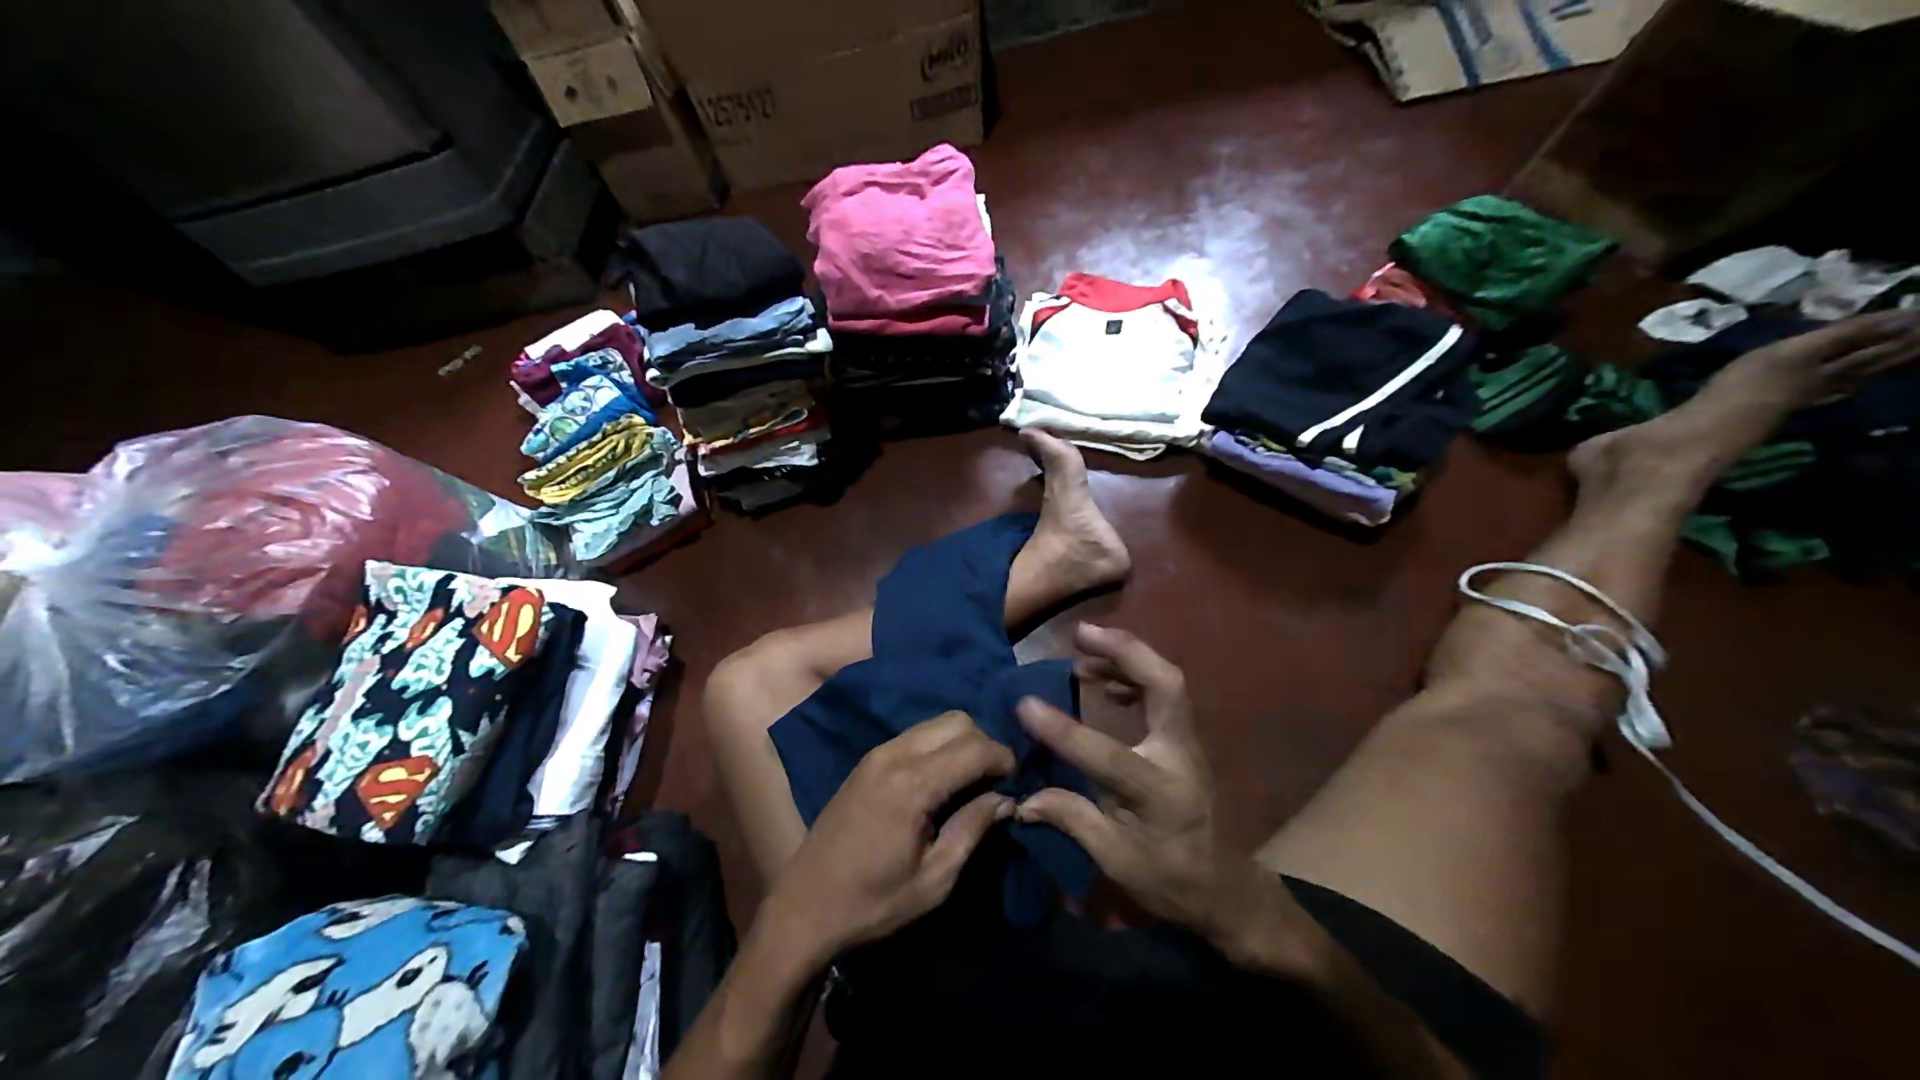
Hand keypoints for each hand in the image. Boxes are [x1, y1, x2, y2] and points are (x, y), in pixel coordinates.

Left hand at [764, 710, 1014, 964]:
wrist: (805, 906)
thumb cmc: (874, 901)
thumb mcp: (935, 878)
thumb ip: (973, 828)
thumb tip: (1006, 798)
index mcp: (912, 784)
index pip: (975, 747)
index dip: (1004, 759)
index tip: (1017, 784)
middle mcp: (894, 754)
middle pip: (956, 720)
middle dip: (984, 743)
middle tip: (995, 781)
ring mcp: (877, 753)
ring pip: (936, 723)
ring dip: (961, 742)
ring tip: (972, 781)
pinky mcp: (868, 760)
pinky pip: (915, 735)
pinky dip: (939, 745)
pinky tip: (943, 779)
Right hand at [1015, 624, 1262, 950]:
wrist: (1222, 887)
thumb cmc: (1167, 878)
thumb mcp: (1114, 860)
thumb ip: (1070, 819)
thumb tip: (1022, 800)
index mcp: (1158, 792)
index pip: (1105, 753)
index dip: (1062, 730)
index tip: (1024, 705)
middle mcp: (1179, 756)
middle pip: (1167, 686)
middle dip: (1125, 651)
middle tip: (1080, 632)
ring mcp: (1186, 743)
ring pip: (1167, 680)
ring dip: (1126, 656)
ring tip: (1082, 647)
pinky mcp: (1183, 739)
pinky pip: (1164, 692)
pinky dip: (1133, 675)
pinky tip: (1103, 681)